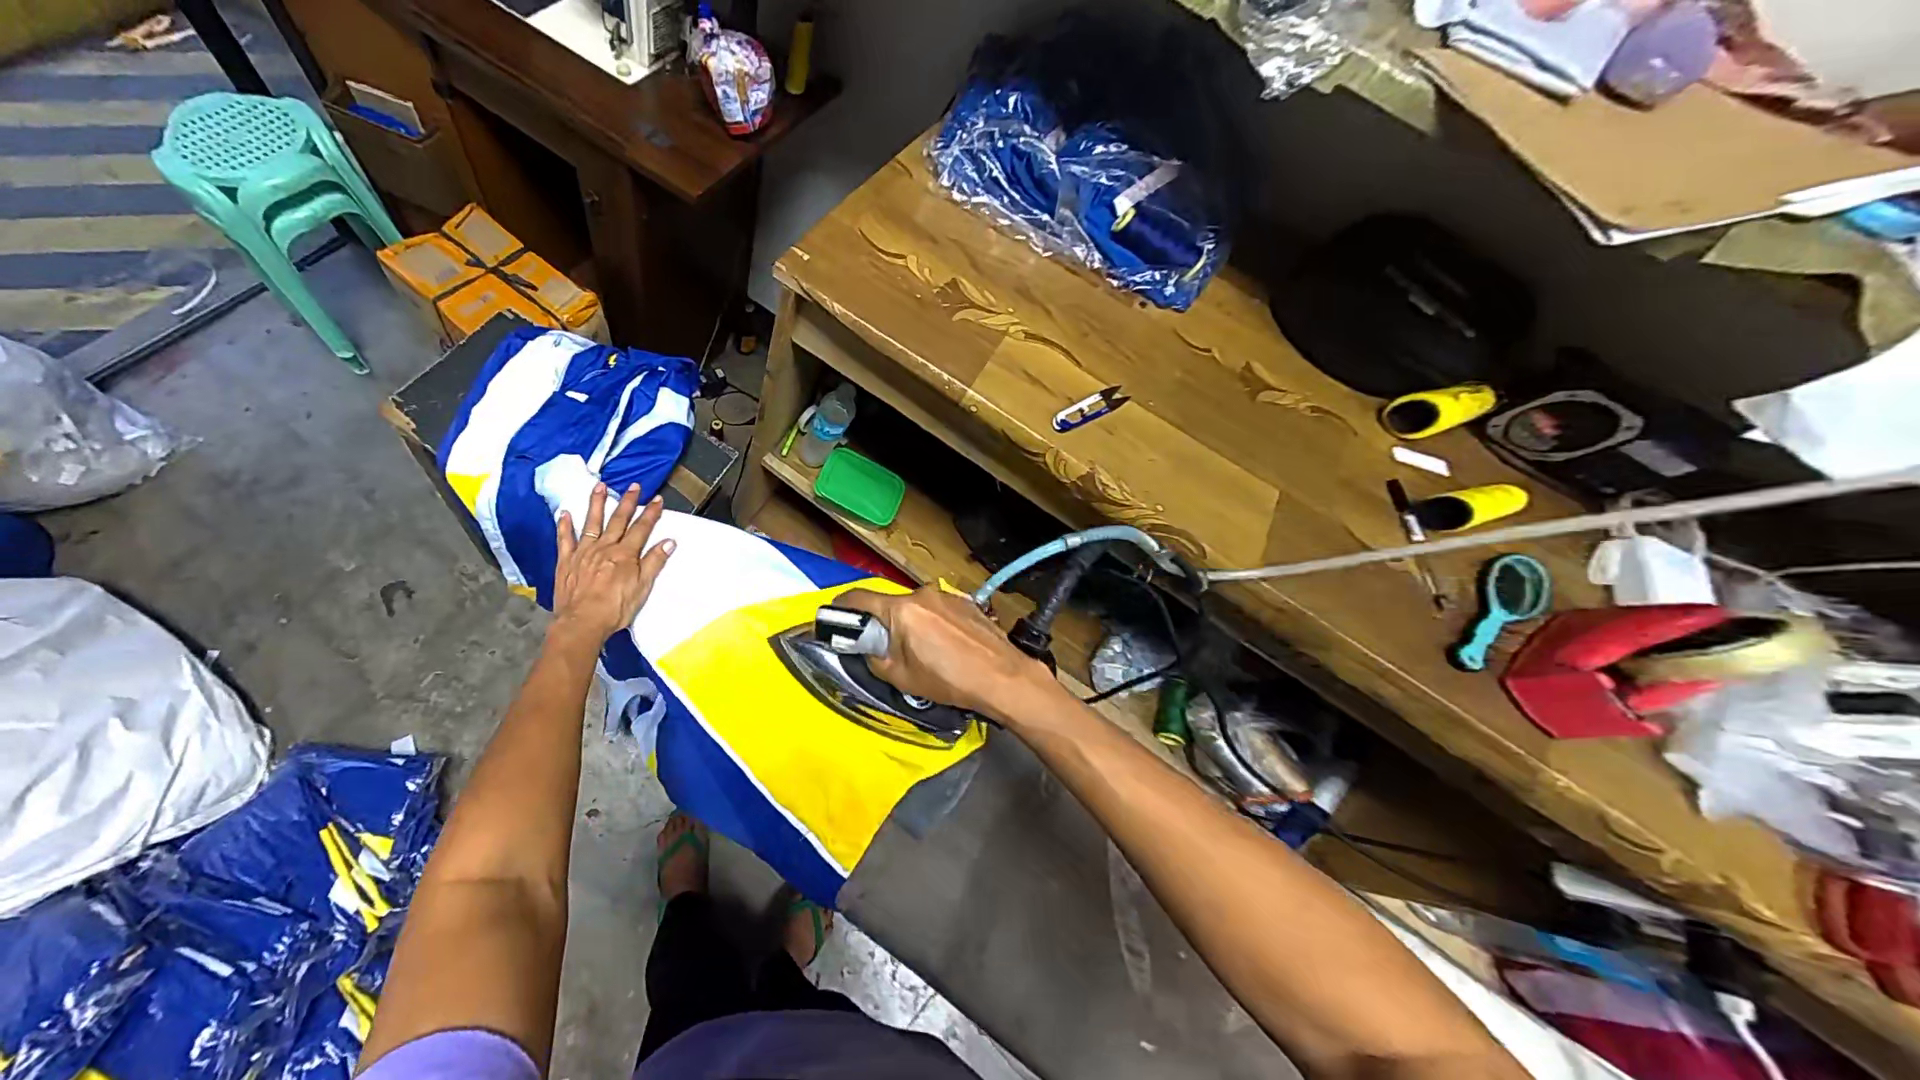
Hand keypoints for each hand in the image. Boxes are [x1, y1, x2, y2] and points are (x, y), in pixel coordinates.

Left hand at [549, 482, 674, 646]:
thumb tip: (668, 542)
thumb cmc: (615, 608)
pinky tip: (565, 513)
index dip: (651, 513)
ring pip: (591, 522)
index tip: (658, 499)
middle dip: (628, 502)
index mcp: (625, 554)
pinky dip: (564, 525)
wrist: (582, 622)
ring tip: (600, 486)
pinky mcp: (566, 561)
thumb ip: (654, 562)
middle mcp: (604, 548)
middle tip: (634, 486)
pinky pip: (565, 539)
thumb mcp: (642, 587)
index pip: (642, 528)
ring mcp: (583, 552)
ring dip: (596, 503)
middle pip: (618, 520)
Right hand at [835, 586, 1053, 724]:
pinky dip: (934, 624)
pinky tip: (947, 647)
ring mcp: (948, 596)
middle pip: (890, 604)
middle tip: (886, 649)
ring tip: (924, 653)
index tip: (835, 617)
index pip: (859, 598)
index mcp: (902, 610)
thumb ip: (876, 658)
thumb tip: (870, 649)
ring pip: (916, 607)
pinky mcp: (967, 603)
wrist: (1003, 678)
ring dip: (911, 624)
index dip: (841, 607)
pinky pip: (939, 610)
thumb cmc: (950, 681)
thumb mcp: (901, 678)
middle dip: (883, 624)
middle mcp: (923, 595)